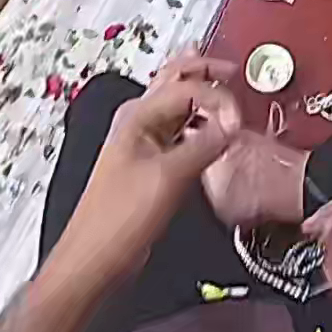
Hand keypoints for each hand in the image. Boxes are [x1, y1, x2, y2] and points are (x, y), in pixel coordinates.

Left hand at [51, 55, 241, 283]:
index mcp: (138, 115)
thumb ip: (205, 145)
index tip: (238, 120)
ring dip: (202, 92)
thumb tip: (232, 124)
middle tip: (231, 70)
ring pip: (178, 102)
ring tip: (226, 88)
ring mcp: (145, 139)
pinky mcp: (153, 160)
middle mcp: (140, 120)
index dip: (217, 98)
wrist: (93, 261)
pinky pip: (181, 127)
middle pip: (175, 79)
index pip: (187, 88)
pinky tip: (213, 124)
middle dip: (204, 70)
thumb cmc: (119, 220)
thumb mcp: (168, 178)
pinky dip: (199, 120)